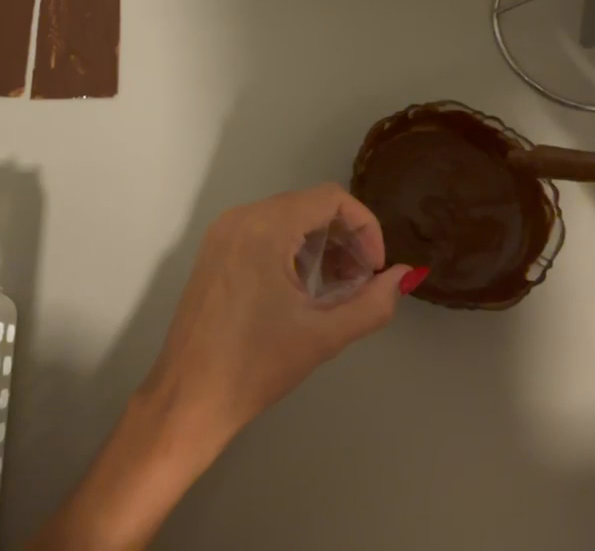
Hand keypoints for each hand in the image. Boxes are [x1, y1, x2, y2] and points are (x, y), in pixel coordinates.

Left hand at [31, 186, 418, 550]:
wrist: (189, 396)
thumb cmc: (256, 365)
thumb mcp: (323, 335)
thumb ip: (372, 302)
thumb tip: (404, 275)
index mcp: (264, 227)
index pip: (331, 198)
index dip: (364, 228)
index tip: (375, 271)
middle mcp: (240, 218)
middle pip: (308, 205)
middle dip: (344, 238)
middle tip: (360, 283)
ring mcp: (221, 233)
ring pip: (286, 218)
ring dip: (320, 245)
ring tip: (335, 292)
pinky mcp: (214, 252)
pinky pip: (263, 233)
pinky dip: (291, 250)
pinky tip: (302, 292)